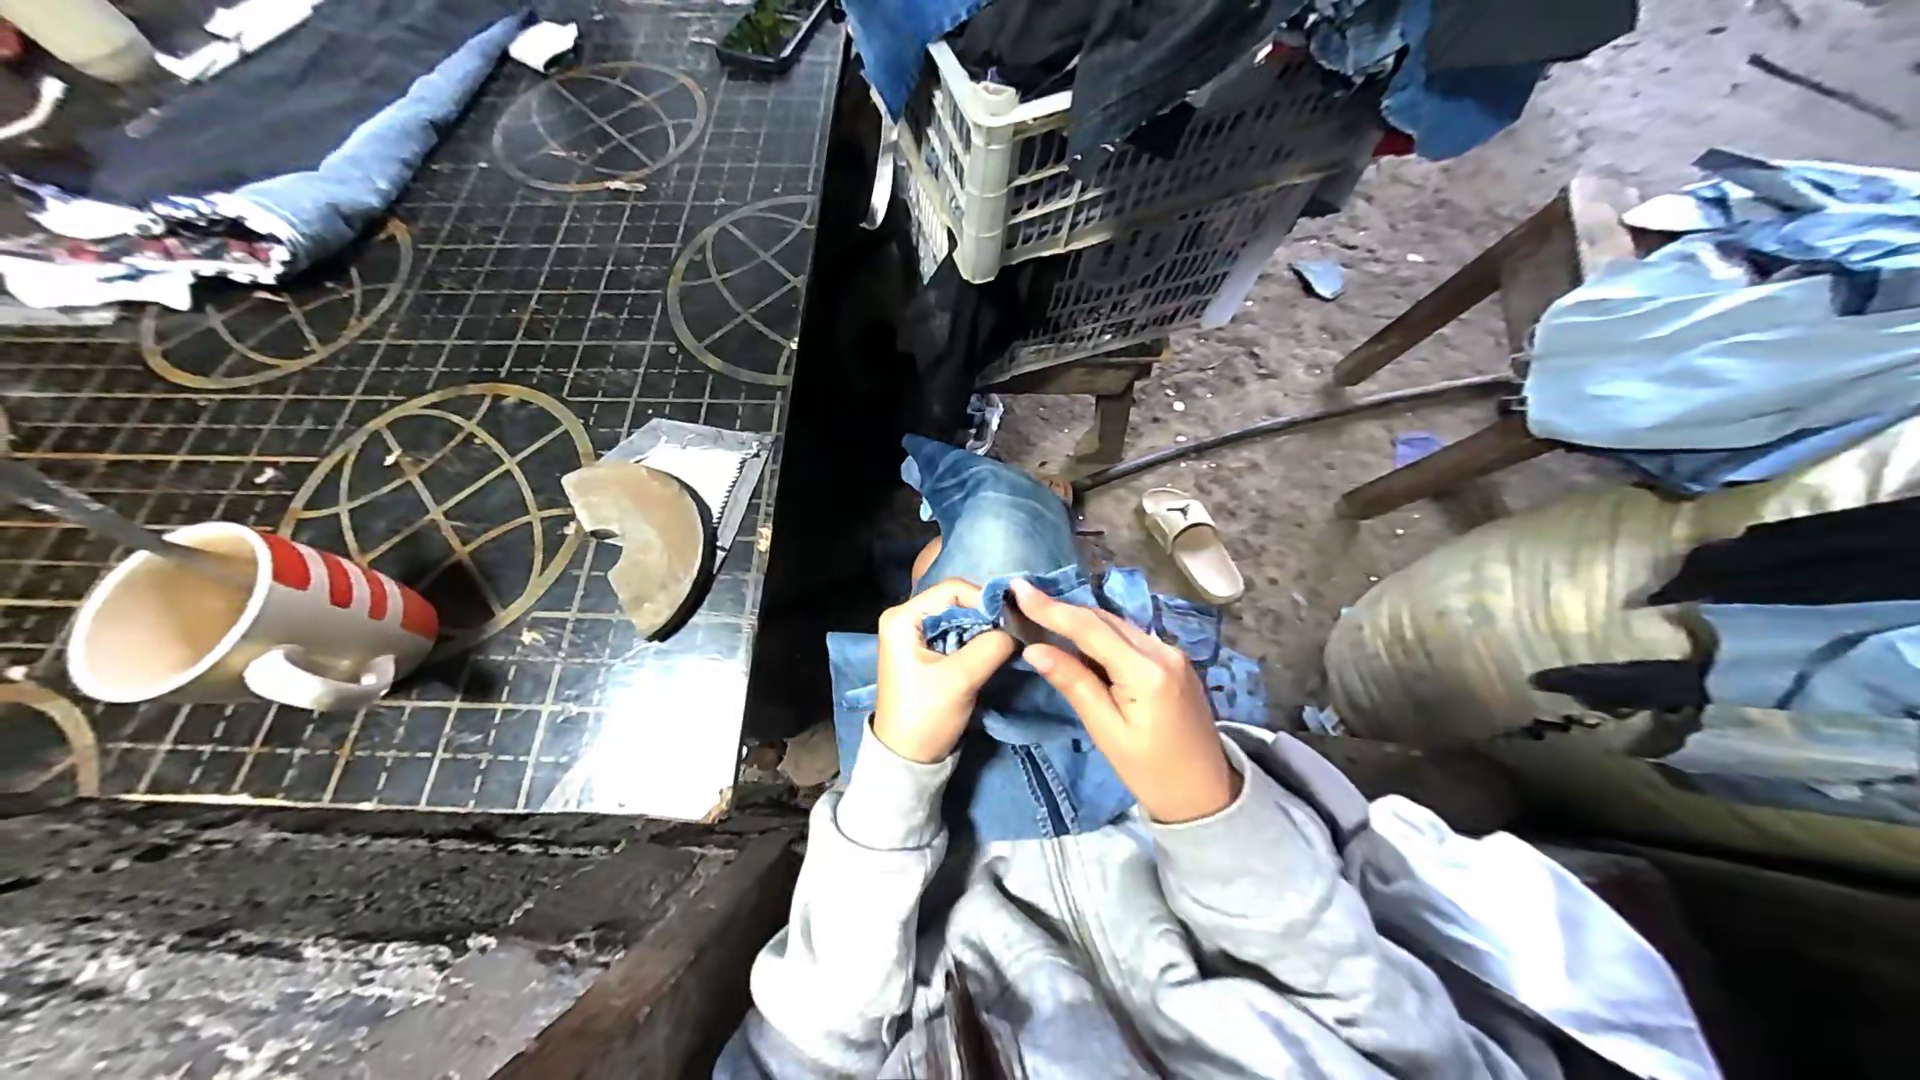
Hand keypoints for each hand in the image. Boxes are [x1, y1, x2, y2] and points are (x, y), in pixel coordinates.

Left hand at [871, 579, 1016, 763]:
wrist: (906, 758)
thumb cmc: (926, 716)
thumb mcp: (961, 679)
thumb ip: (992, 646)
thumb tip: (1019, 626)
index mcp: (902, 617)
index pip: (953, 589)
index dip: (985, 599)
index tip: (1013, 619)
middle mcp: (905, 617)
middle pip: (957, 600)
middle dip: (987, 614)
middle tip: (1016, 628)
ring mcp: (915, 634)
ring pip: (960, 616)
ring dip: (985, 627)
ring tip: (1010, 640)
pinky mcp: (926, 650)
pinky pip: (957, 632)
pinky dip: (977, 639)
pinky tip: (996, 649)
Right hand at [1009, 578, 1239, 822]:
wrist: (1206, 793)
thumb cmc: (1151, 772)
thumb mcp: (1106, 732)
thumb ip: (1074, 684)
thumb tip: (1035, 649)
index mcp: (1146, 672)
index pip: (1089, 628)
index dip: (1051, 607)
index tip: (1018, 587)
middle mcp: (1162, 651)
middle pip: (1103, 619)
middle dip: (1061, 608)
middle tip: (1023, 598)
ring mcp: (1172, 653)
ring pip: (1116, 624)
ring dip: (1080, 619)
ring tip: (1042, 613)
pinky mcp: (1173, 660)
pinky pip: (1129, 636)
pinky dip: (1100, 632)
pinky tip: (1079, 638)